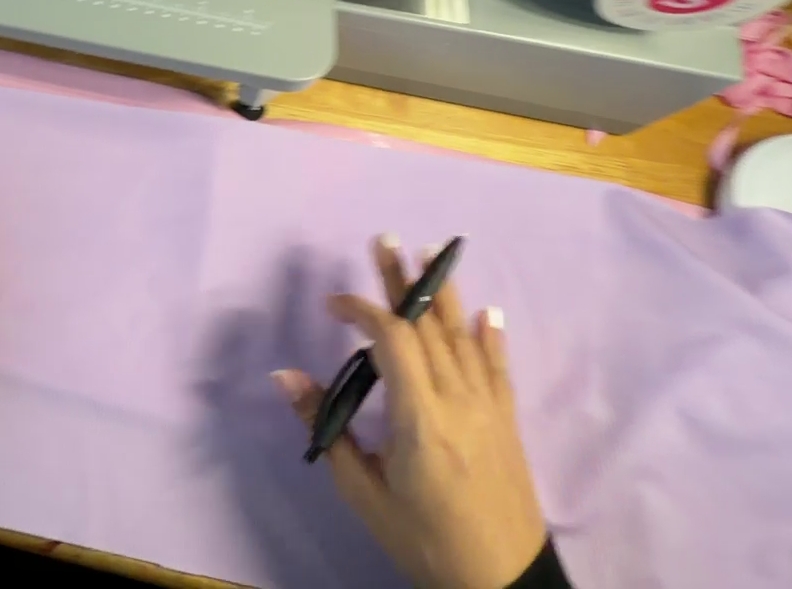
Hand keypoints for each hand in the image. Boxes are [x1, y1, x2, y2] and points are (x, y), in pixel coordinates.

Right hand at [273, 236, 548, 588]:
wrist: (505, 588)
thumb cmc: (424, 539)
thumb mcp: (363, 491)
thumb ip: (328, 427)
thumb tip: (284, 375)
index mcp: (421, 419)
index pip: (392, 342)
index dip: (361, 311)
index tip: (331, 305)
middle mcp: (459, 403)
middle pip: (428, 327)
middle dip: (402, 280)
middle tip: (384, 238)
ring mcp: (489, 411)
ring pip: (463, 339)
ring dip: (443, 294)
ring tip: (432, 253)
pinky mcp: (506, 425)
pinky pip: (499, 371)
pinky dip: (492, 339)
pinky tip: (489, 312)